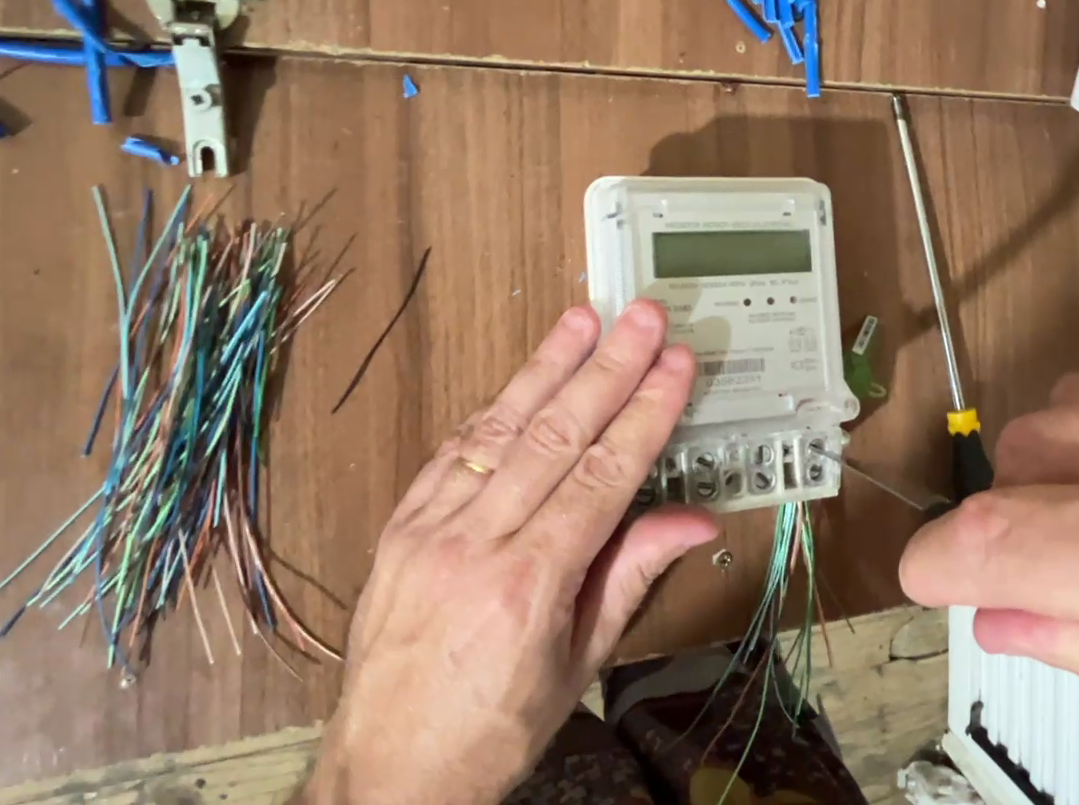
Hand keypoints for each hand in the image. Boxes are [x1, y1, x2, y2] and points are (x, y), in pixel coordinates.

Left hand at [304, 301, 720, 804]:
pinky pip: (454, 450)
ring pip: (501, 426)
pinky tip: (526, 375)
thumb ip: (631, 575)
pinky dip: (497, 407)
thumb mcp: (579, 664)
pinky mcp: (403, 524)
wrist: (386, 774)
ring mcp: (430, 527)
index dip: (645, 412)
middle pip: (555, 433)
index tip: (673, 366)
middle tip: (640, 318)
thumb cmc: (490, 731)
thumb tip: (692, 522)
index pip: (603, 474)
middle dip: (607, 367)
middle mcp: (475, 543)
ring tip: (582, 319)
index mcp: (529, 584)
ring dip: (547, 365)